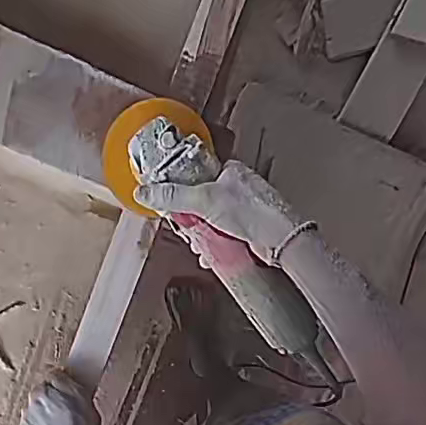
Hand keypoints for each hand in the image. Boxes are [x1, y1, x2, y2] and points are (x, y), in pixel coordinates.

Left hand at [21, 370, 98, 424]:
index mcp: (46, 389)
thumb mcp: (85, 398)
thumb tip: (63, 378)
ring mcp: (26, 422)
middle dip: (51, 402)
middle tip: (66, 413)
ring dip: (45, 418)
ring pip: (36, 414)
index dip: (61, 385)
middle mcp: (31, 403)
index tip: (67, 392)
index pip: (51, 378)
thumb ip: (69, 385)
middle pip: (41, 396)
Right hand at [137, 161, 302, 263]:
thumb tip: (144, 193)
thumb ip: (173, 196)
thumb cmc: (252, 212)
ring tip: (201, 245)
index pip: (195, 177)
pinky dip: (215, 245)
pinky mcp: (247, 229)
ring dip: (202, 236)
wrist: (280, 239)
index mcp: (228, 171)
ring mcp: (242, 209)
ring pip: (211, 222)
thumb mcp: (204, 200)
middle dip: (191, 221)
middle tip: (187, 230)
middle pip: (200, 203)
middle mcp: (236, 188)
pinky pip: (223, 235)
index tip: (171, 206)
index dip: (180, 192)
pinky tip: (212, 253)